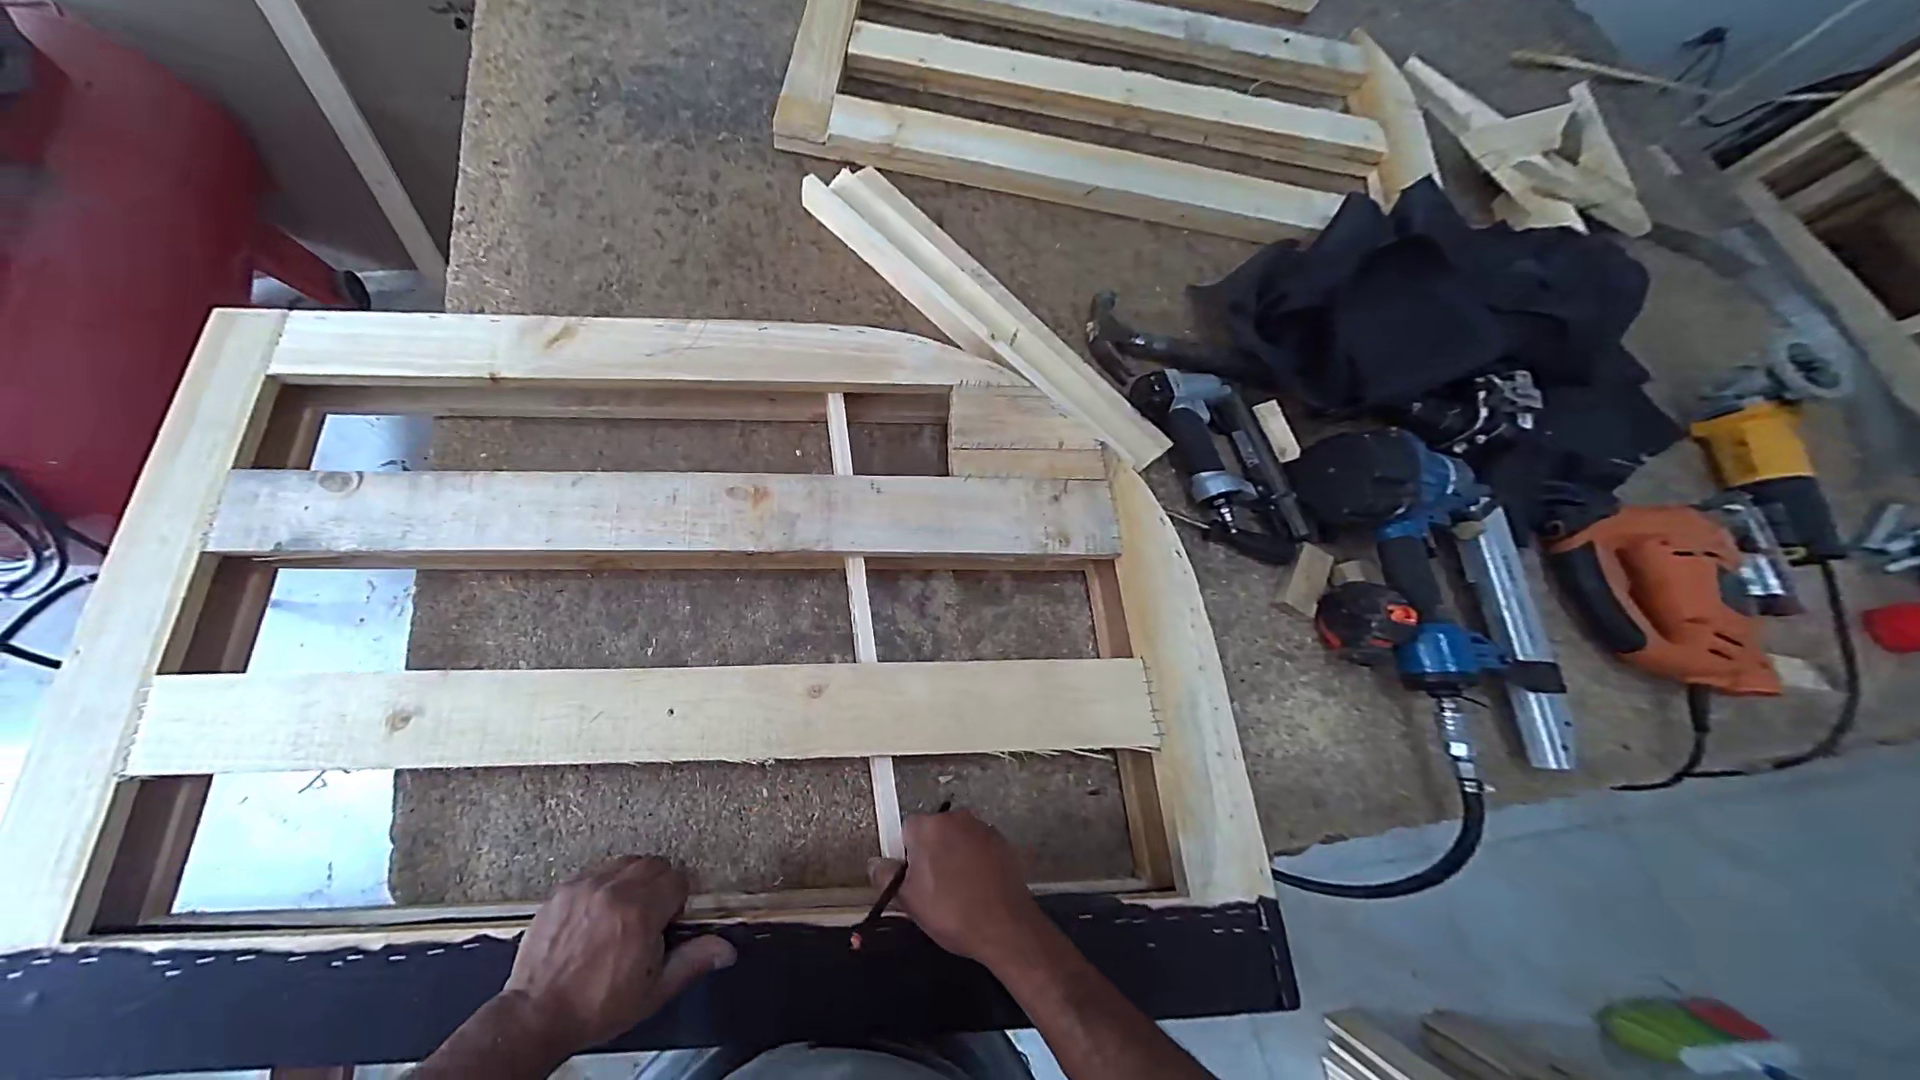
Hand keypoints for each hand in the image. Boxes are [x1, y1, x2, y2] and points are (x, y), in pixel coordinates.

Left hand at [501, 856, 735, 1053]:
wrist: (536, 1017)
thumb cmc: (593, 1007)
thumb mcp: (653, 990)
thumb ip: (693, 961)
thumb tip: (725, 949)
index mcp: (640, 912)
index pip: (678, 879)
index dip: (677, 902)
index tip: (666, 921)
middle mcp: (614, 892)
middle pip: (655, 864)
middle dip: (658, 886)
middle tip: (648, 916)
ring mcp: (586, 887)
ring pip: (627, 862)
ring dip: (633, 881)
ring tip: (624, 912)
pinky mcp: (564, 890)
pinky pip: (597, 870)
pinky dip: (604, 884)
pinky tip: (599, 912)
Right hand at [868, 809, 1054, 968]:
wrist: (1006, 926)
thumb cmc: (952, 912)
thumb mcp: (909, 900)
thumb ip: (886, 877)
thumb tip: (875, 863)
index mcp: (929, 826)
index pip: (906, 829)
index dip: (906, 855)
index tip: (912, 878)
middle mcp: (956, 817)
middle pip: (933, 831)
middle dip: (930, 853)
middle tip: (932, 888)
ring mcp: (982, 827)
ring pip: (957, 838)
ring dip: (953, 855)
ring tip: (957, 891)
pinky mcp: (1002, 841)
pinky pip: (978, 846)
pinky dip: (975, 860)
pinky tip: (977, 887)